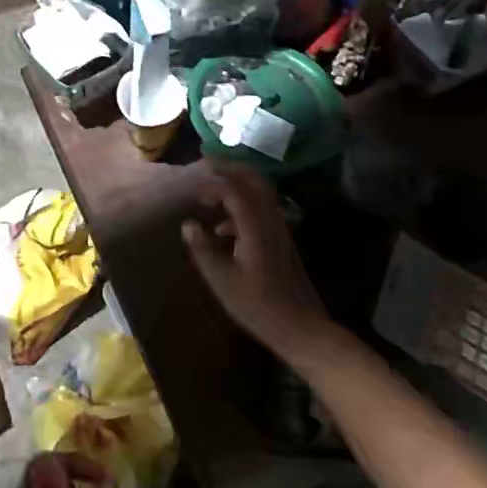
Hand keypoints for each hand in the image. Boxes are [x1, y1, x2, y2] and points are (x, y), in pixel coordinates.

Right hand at [180, 161, 328, 353]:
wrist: (298, 325)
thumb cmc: (256, 305)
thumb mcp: (221, 280)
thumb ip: (203, 249)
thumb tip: (188, 224)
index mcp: (256, 226)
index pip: (234, 191)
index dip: (213, 186)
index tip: (194, 190)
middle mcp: (271, 220)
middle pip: (254, 180)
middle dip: (231, 168)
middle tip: (208, 162)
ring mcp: (280, 229)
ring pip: (260, 193)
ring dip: (238, 184)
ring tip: (211, 192)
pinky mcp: (281, 239)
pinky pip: (262, 210)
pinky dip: (242, 206)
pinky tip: (223, 228)